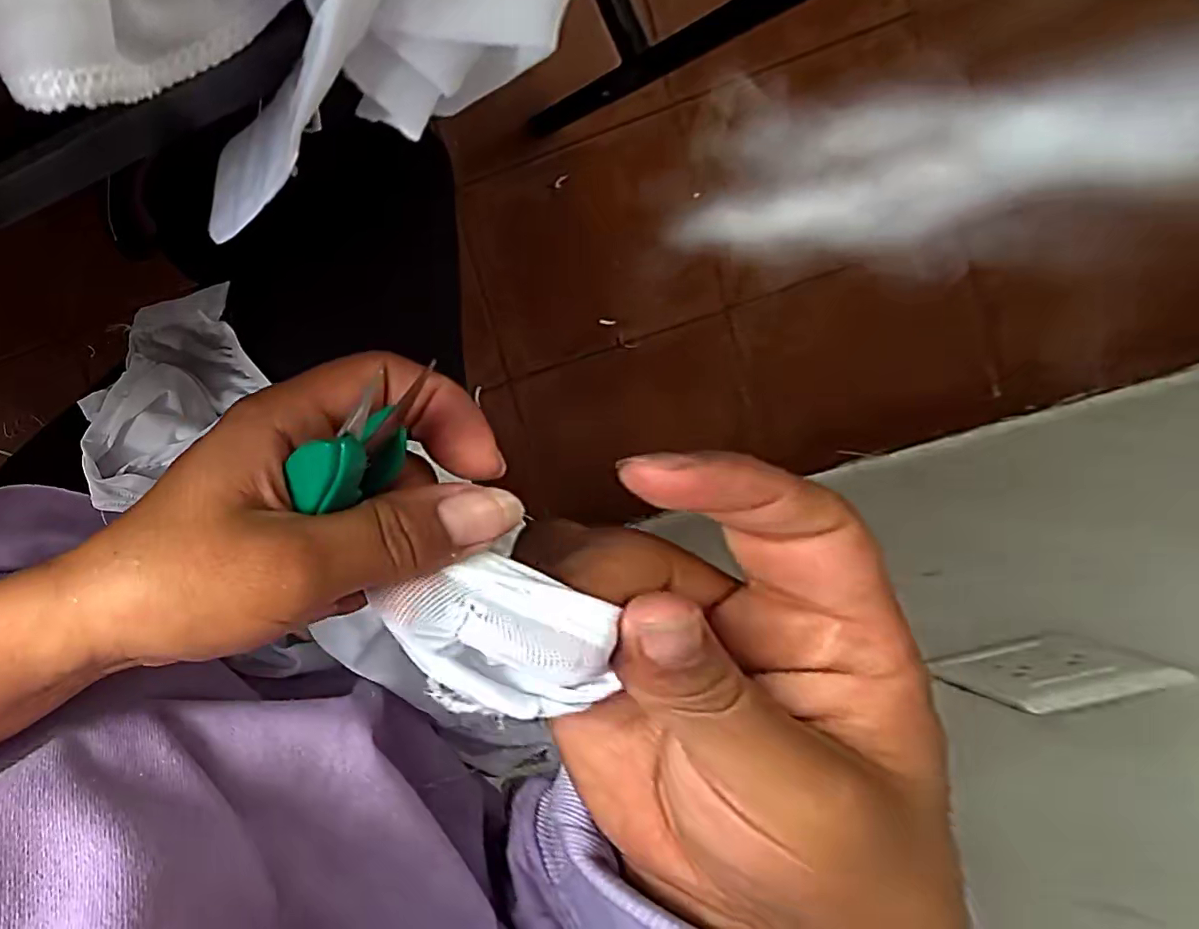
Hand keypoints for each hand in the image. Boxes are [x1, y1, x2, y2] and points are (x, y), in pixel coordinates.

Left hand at [55, 351, 524, 666]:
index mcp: (287, 419)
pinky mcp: (272, 519)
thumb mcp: (300, 562)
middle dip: (419, 495)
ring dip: (384, 537)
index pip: (388, 379)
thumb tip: (492, 507)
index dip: (445, 413)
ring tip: (357, 586)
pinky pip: (338, 523)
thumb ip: (396, 534)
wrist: (101, 622)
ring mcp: (278, 479)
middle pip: (385, 440)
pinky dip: (352, 557)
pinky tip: (328, 595)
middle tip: (422, 561)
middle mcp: (287, 437)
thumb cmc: (188, 581)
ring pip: (366, 490)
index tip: (483, 477)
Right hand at [524, 453, 965, 928]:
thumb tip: (653, 615)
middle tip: (586, 630)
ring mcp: (649, 634)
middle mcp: (724, 615)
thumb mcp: (801, 793)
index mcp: (819, 630)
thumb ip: (719, 699)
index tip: (651, 475)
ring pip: (584, 569)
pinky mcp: (593, 659)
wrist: (742, 922)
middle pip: (648, 547)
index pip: (793, 526)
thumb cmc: (836, 871)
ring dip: (554, 594)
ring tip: (556, 646)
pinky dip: (522, 619)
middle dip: (604, 576)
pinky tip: (523, 640)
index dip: (728, 484)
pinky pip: (545, 615)